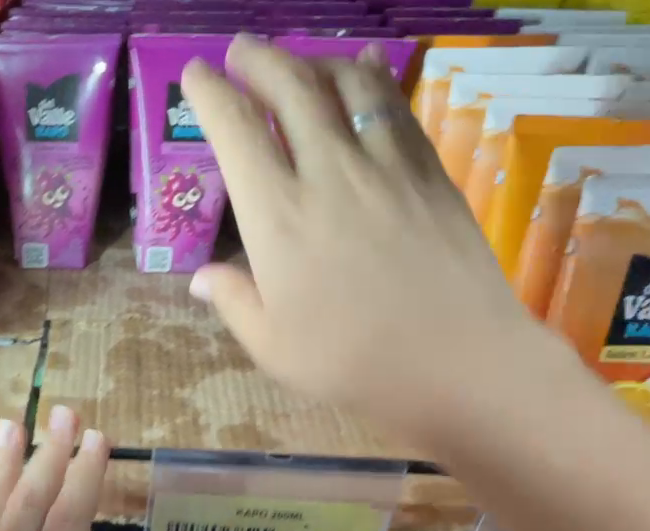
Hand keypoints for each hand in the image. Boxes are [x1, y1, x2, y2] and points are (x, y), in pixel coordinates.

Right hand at [180, 37, 583, 452]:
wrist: (455, 359)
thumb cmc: (349, 361)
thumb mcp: (271, 345)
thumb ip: (234, 301)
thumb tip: (200, 277)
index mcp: (277, 218)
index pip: (236, 135)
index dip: (211, 96)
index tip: (194, 75)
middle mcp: (328, 173)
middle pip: (291, 90)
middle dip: (259, 60)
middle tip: (240, 50)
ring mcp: (384, 165)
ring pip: (346, 86)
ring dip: (314, 61)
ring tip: (296, 60)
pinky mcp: (428, 169)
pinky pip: (395, 106)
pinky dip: (374, 76)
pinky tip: (366, 65)